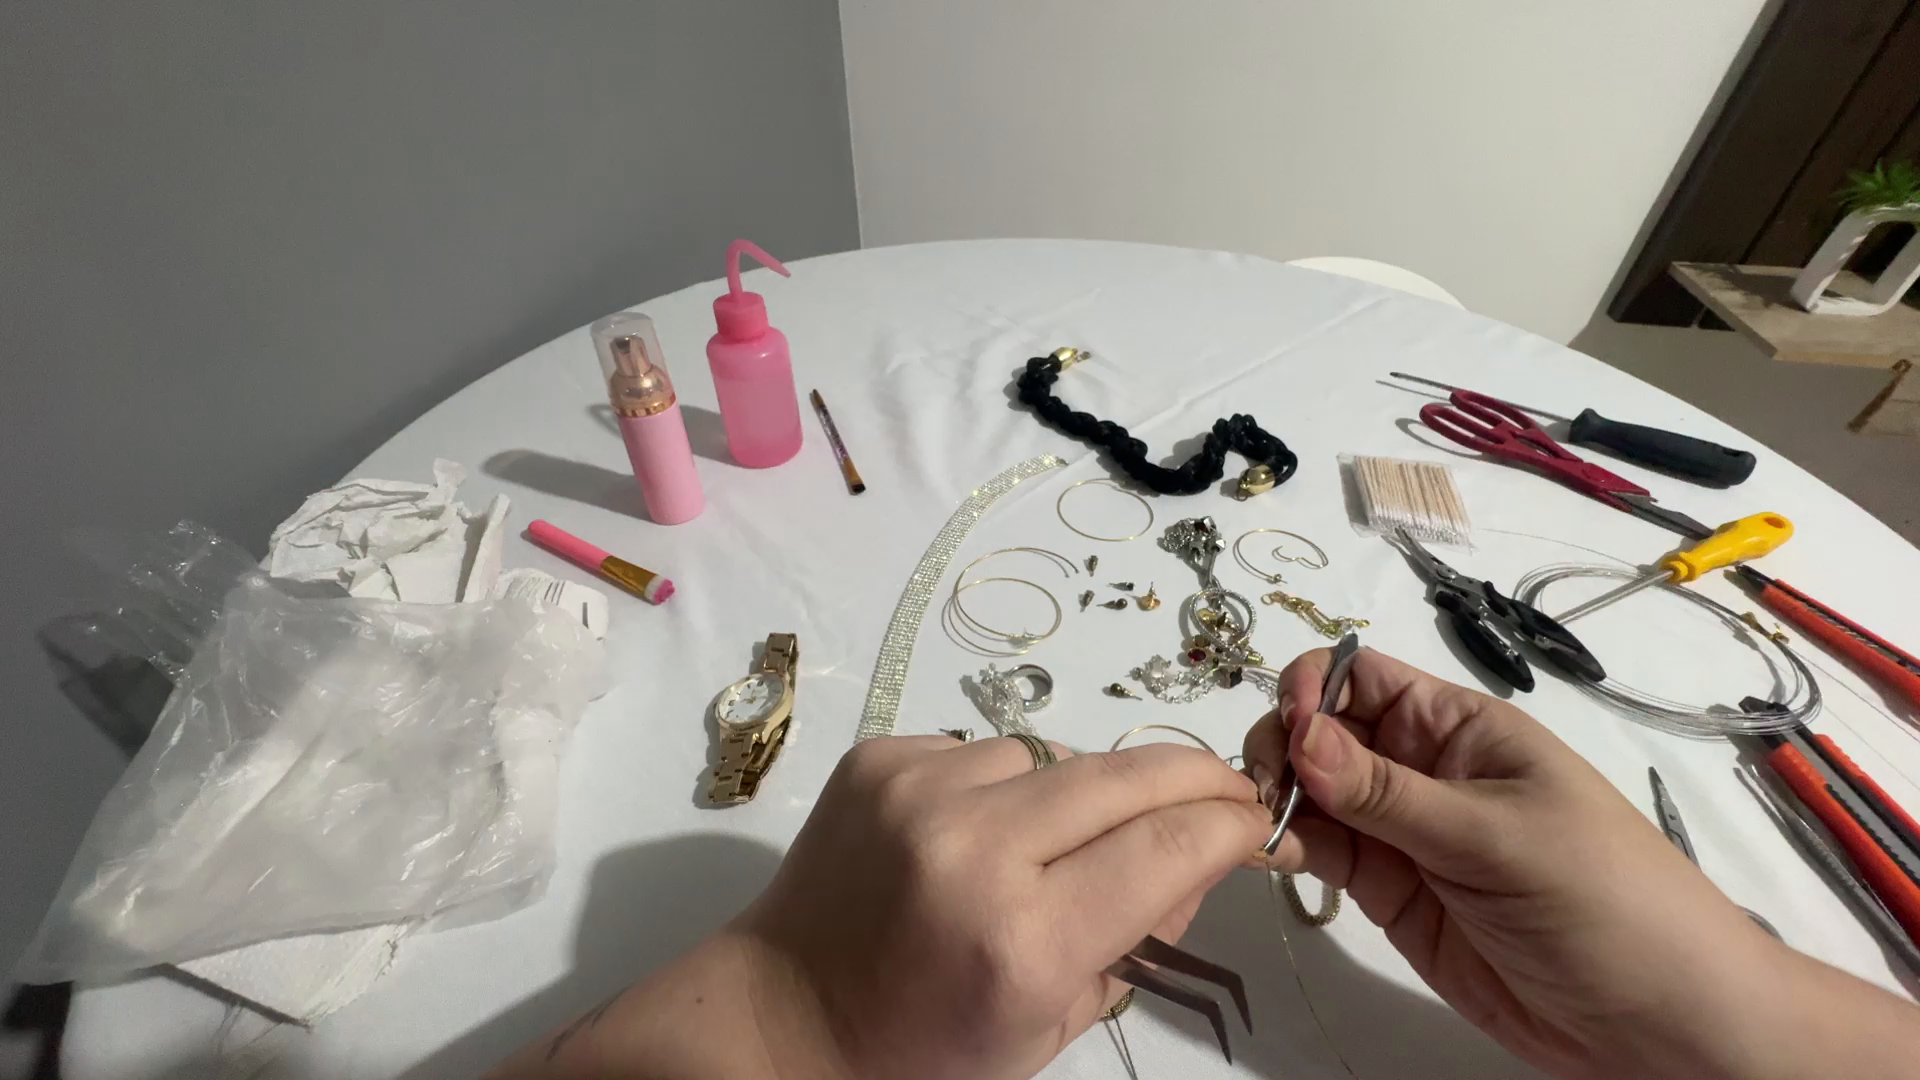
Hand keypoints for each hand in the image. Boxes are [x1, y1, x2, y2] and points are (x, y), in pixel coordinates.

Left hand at [733, 734, 1270, 1079]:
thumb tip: (1193, 849)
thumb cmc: (924, 1045)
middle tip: (1221, 778)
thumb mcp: (1050, 1020)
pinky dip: (995, 785)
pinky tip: (963, 829)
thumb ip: (1135, 933)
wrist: (785, 1009)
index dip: (1226, 823)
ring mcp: (917, 787)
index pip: (1164, 847)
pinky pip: (978, 751)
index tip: (1252, 814)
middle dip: (1188, 771)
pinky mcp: (880, 756)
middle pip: (1119, 775)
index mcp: (1021, 939)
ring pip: (1046, 756)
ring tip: (1036, 841)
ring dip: (1068, 791)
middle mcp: (970, 845)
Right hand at [1244, 646, 1919, 1079]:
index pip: (1357, 675)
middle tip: (1268, 789)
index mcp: (1450, 726)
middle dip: (1282, 745)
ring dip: (1274, 795)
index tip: (1291, 728)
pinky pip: (1316, 845)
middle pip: (1316, 727)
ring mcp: (1391, 825)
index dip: (1312, 686)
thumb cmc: (1606, 903)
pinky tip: (1267, 851)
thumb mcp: (1498, 838)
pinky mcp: (1379, 882)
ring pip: (1306, 786)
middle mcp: (1410, 763)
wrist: (1668, 1038)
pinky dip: (1283, 841)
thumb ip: (1388, 792)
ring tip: (1259, 823)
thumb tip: (1296, 735)